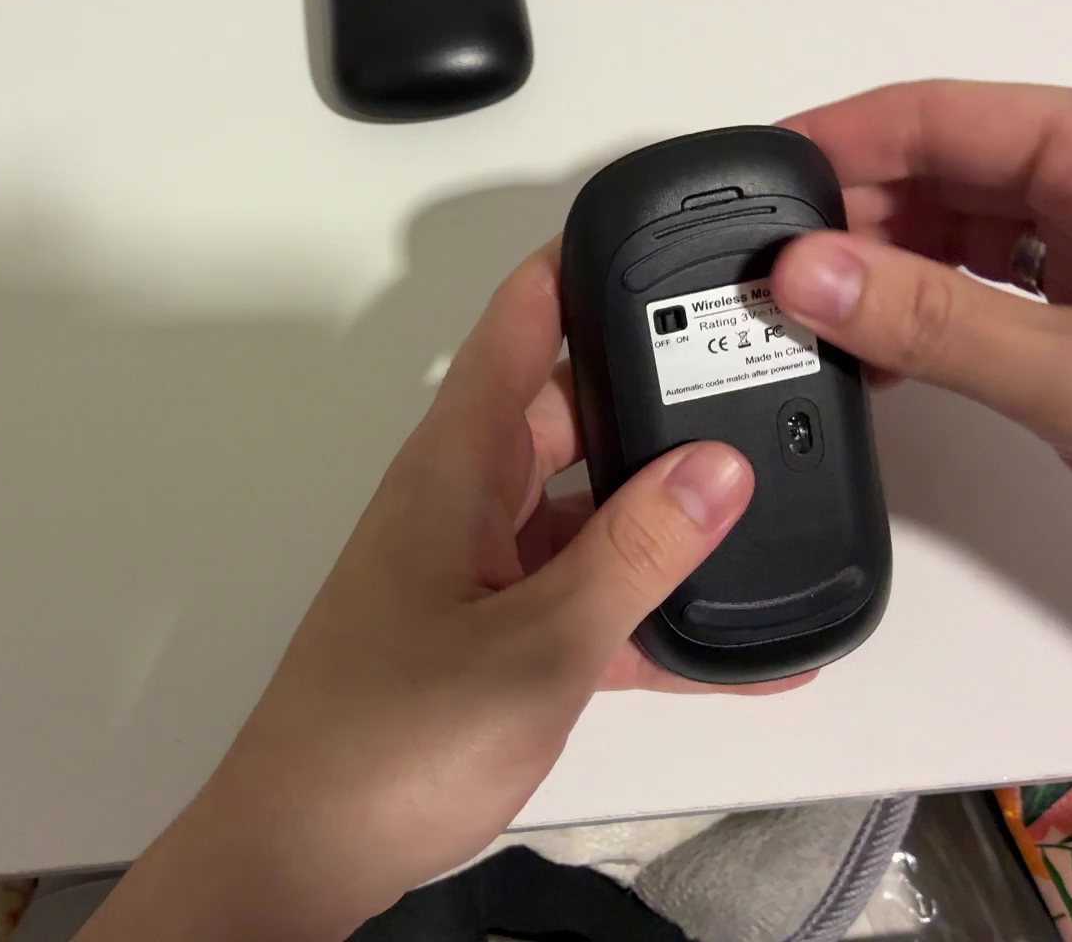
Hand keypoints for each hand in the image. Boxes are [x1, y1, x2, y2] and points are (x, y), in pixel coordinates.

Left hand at [75, 242, 806, 941]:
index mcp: (454, 468)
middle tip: (744, 368)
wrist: (314, 840)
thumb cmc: (396, 736)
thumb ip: (631, 558)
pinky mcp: (489, 622)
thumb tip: (715, 470)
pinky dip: (639, 601)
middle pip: (562, 412)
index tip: (640, 231)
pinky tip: (725, 637)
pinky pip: (576, 586)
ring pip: (581, 504)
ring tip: (757, 492)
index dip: (569, 271)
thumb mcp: (536, 645)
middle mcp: (463, 498)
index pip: (511, 332)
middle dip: (644, 389)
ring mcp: (477, 561)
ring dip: (655, 506)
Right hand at [771, 80, 1071, 631]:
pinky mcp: (1069, 315)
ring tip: (802, 320)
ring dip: (862, 276)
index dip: (833, 142)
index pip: (939, 117)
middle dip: (837, 222)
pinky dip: (895, 319)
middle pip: (926, 174)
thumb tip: (803, 273)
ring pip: (934, 237)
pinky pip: (952, 293)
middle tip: (762, 276)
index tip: (750, 183)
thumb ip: (928, 320)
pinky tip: (866, 357)